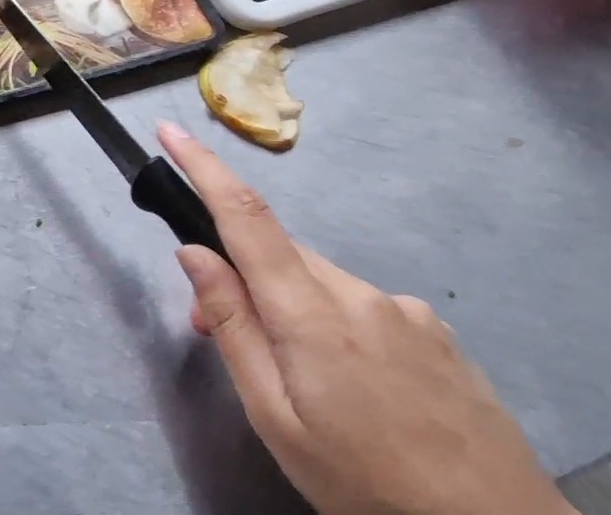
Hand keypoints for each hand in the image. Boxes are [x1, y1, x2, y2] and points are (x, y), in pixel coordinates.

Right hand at [158, 123, 571, 514]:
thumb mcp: (275, 417)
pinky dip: (333, 322)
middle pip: (278, 254)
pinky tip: (352, 385)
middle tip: (213, 330)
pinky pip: (363, 306)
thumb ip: (232, 326)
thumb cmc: (366, 483)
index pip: (246, 218)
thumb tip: (194, 253)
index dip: (204, 167)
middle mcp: (363, 295)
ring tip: (294, 376)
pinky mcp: (439, 335)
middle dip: (237, 275)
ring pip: (319, 281)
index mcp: (313, 315)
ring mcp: (408, 312)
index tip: (171, 131)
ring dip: (287, 305)